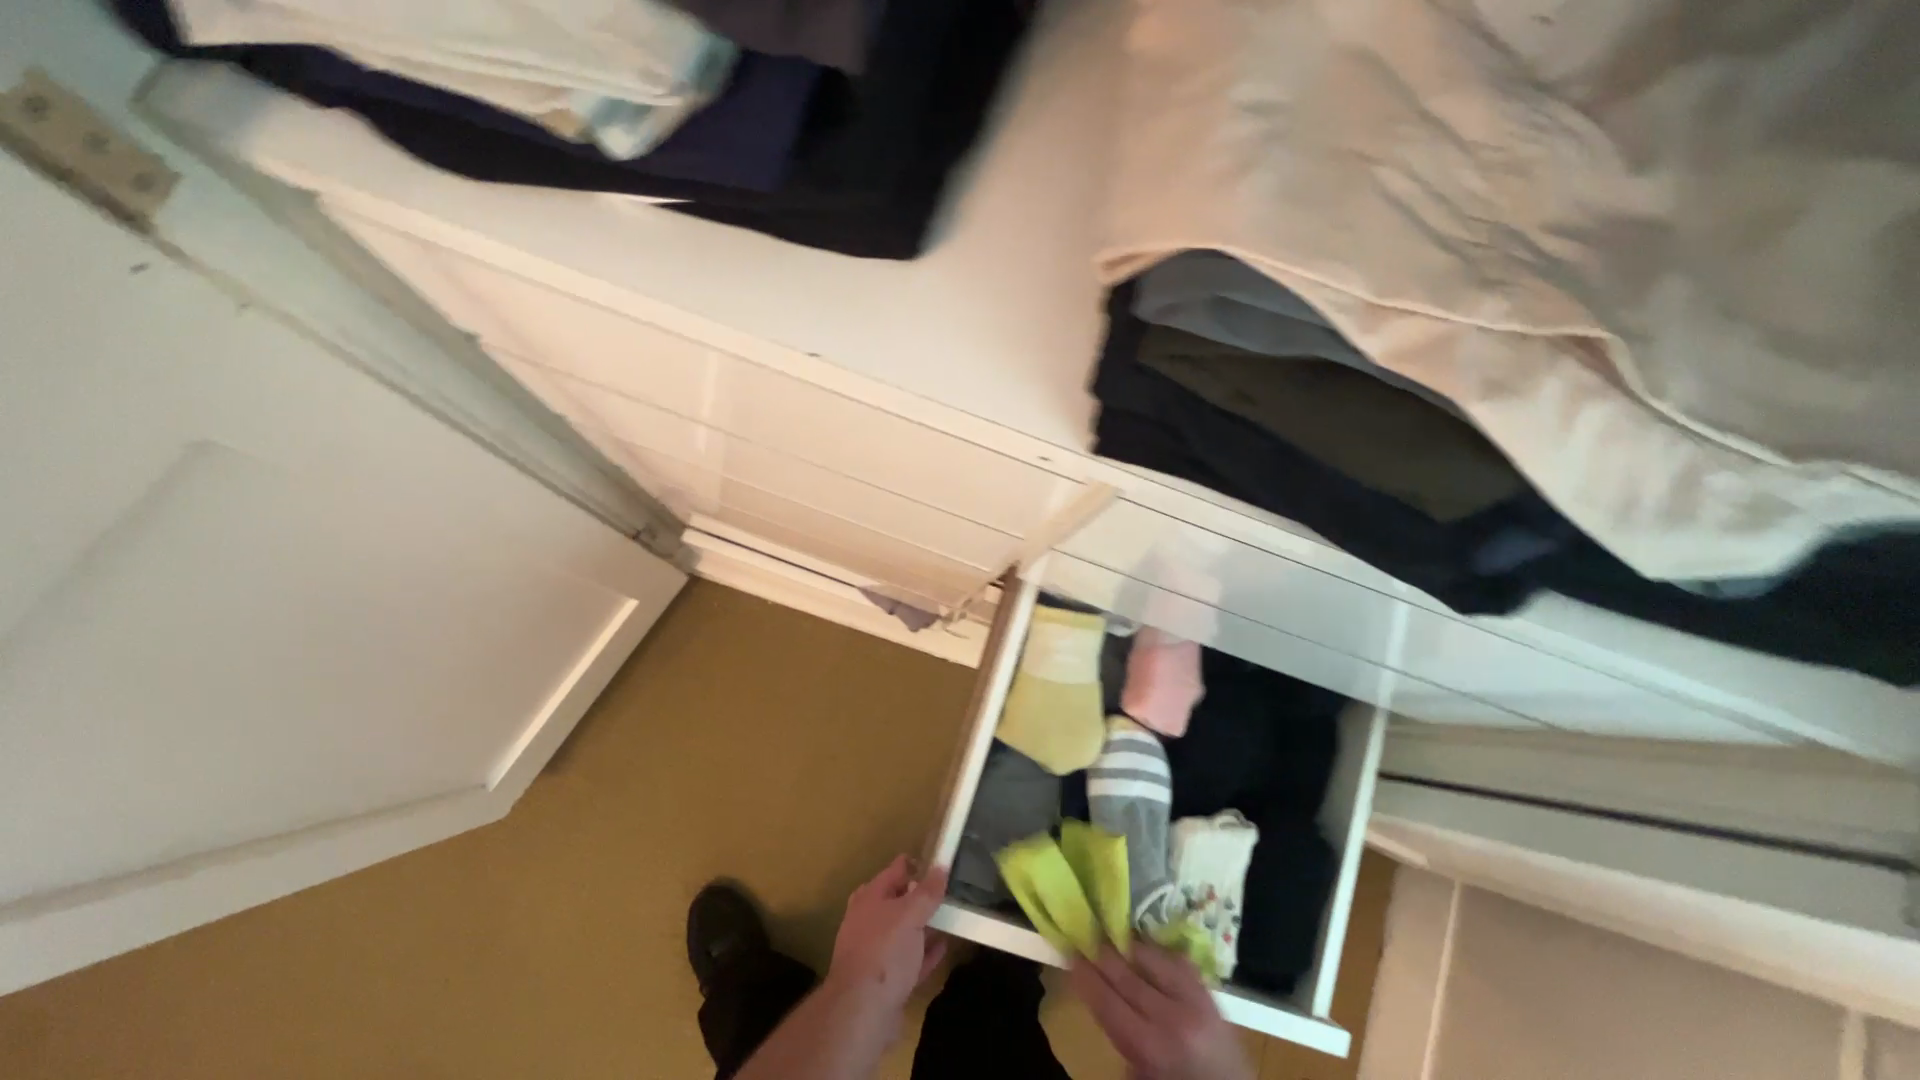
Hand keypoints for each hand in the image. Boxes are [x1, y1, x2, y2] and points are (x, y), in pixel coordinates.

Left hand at [826, 855, 949, 1011]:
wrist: (862, 1010)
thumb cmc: (884, 952)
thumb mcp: (909, 915)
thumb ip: (927, 892)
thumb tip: (941, 866)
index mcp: (870, 899)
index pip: (894, 870)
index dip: (915, 863)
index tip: (939, 861)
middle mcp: (868, 922)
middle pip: (896, 901)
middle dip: (918, 895)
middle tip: (946, 890)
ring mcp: (875, 952)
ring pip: (903, 932)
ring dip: (923, 925)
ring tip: (949, 917)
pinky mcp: (885, 980)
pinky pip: (910, 960)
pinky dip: (925, 953)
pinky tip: (943, 947)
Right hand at [1070, 944, 1255, 1079]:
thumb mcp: (1139, 1075)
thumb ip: (1121, 1039)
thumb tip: (1104, 999)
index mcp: (1150, 1047)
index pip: (1107, 1001)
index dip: (1086, 977)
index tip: (1071, 958)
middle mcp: (1172, 1018)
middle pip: (1127, 976)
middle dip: (1101, 956)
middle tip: (1083, 940)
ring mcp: (1196, 1001)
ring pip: (1153, 960)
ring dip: (1128, 947)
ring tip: (1110, 939)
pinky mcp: (1211, 994)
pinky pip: (1178, 961)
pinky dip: (1157, 953)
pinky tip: (1143, 949)